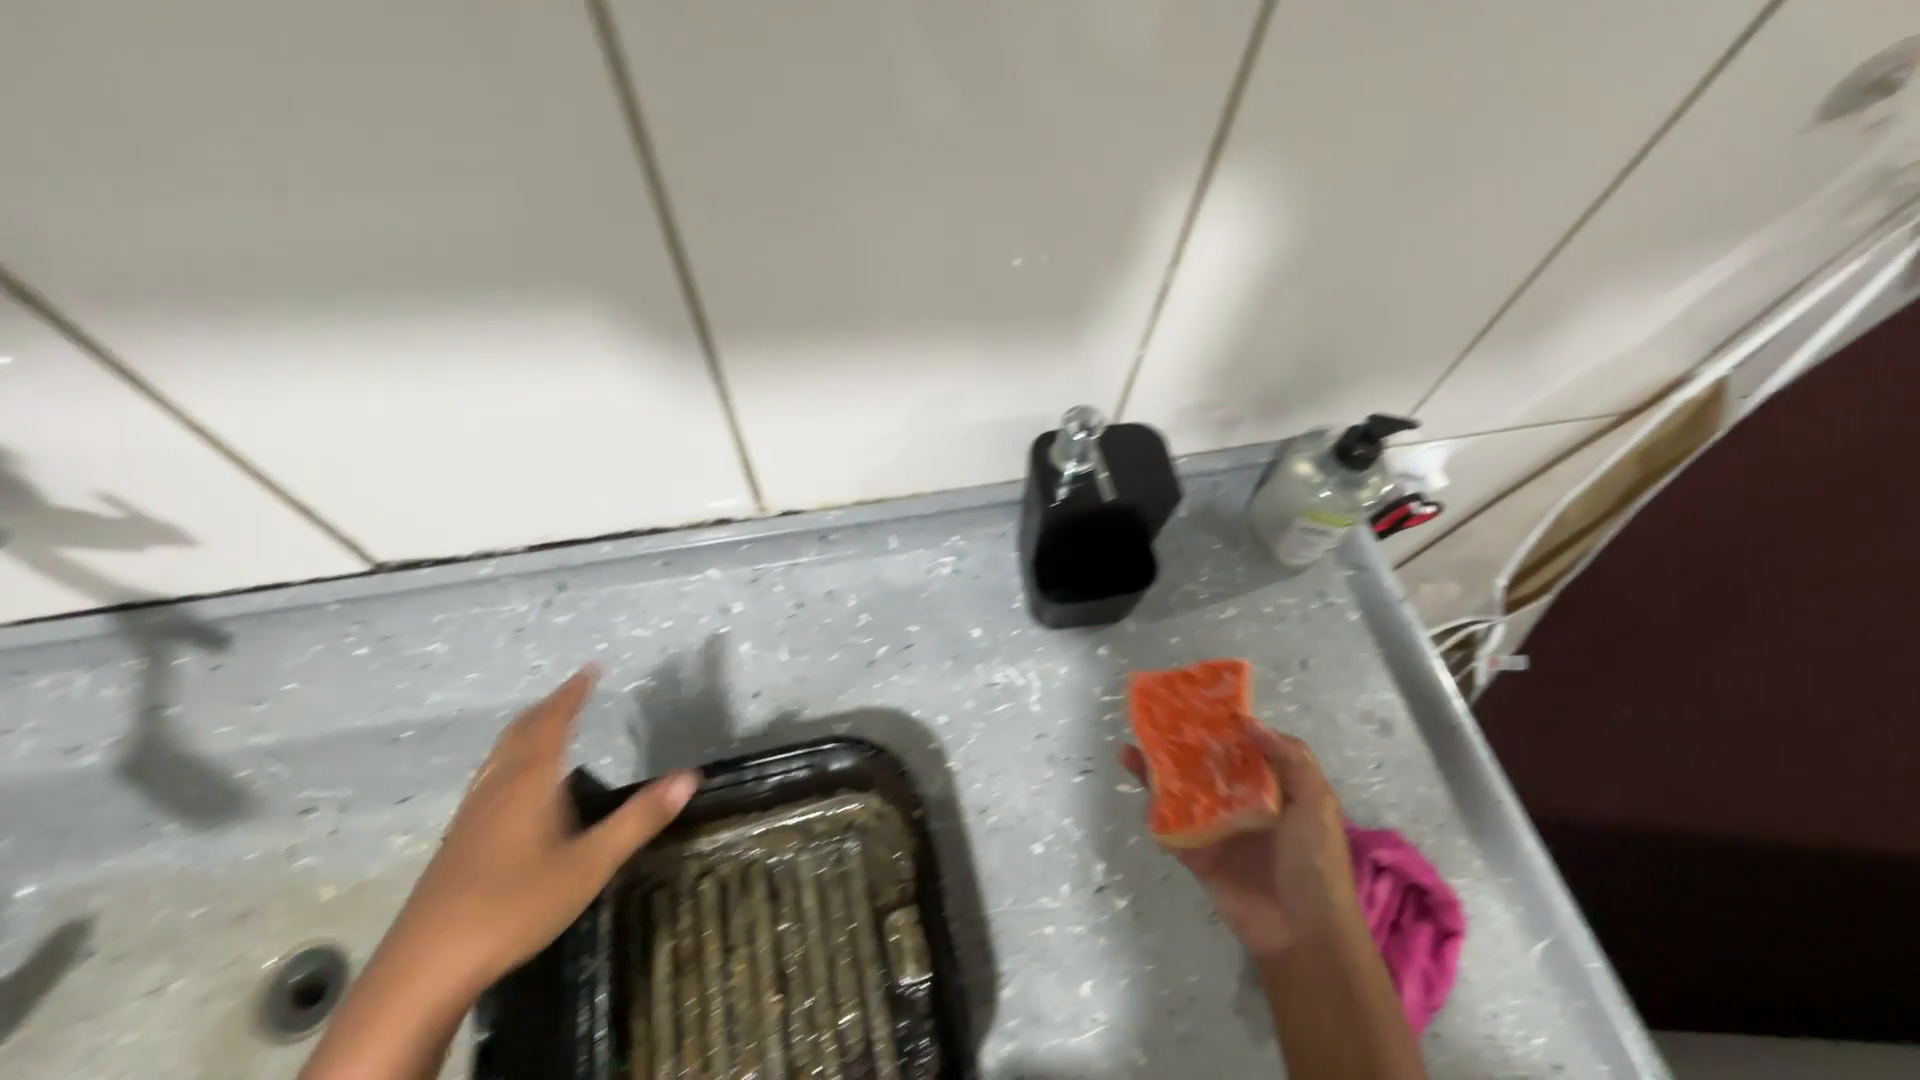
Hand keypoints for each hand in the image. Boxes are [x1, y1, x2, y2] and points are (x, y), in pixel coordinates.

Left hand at [384, 666, 699, 995]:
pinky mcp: (460, 840)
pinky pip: (491, 777)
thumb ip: (639, 820)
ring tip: (548, 724)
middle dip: (550, 707)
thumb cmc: (515, 906)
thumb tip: (689, 777)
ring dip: (527, 731)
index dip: (572, 694)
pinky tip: (516, 787)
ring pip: (501, 756)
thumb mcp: (589, 865)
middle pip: (521, 733)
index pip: (552, 723)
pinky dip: (512, 759)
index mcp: (529, 784)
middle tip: (575, 690)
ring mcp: (472, 814)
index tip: (590, 669)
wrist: (428, 963)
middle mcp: (497, 788)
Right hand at [1121, 727, 1356, 957]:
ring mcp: (1217, 829)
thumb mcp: (1317, 803)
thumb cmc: (1316, 862)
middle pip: (1204, 767)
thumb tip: (1249, 722)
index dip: (1220, 726)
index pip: (1241, 748)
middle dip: (1178, 746)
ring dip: (1155, 772)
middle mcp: (1241, 803)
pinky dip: (1154, 812)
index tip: (1193, 703)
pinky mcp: (1197, 855)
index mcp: (1273, 788)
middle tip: (1152, 722)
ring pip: (1181, 793)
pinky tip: (1140, 794)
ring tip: (1130, 751)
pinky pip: (1171, 829)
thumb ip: (1291, 758)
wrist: (1302, 931)